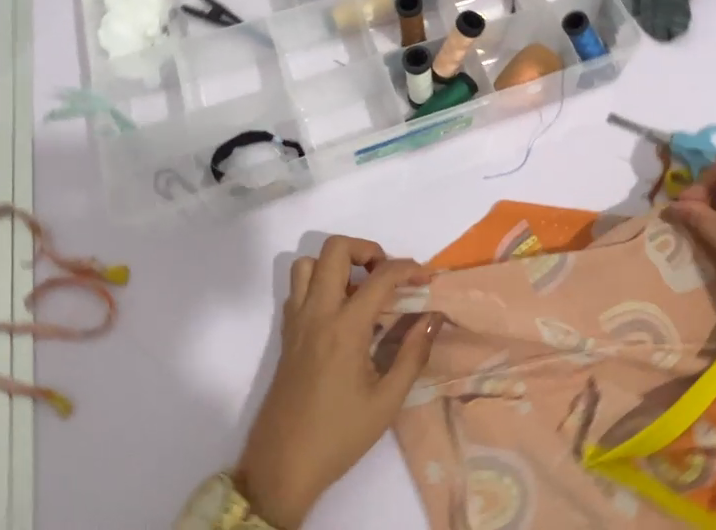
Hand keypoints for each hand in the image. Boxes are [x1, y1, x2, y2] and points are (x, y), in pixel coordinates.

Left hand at [238, 236, 438, 527]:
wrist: (282, 466)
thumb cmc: (340, 435)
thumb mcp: (387, 401)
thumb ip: (413, 354)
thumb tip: (433, 319)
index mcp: (345, 328)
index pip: (381, 276)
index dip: (409, 269)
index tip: (427, 279)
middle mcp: (317, 314)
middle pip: (335, 249)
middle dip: (367, 250)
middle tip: (387, 276)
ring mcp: (296, 321)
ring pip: (309, 264)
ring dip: (337, 265)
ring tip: (360, 291)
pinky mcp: (286, 334)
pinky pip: (298, 289)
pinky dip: (320, 285)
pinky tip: (340, 313)